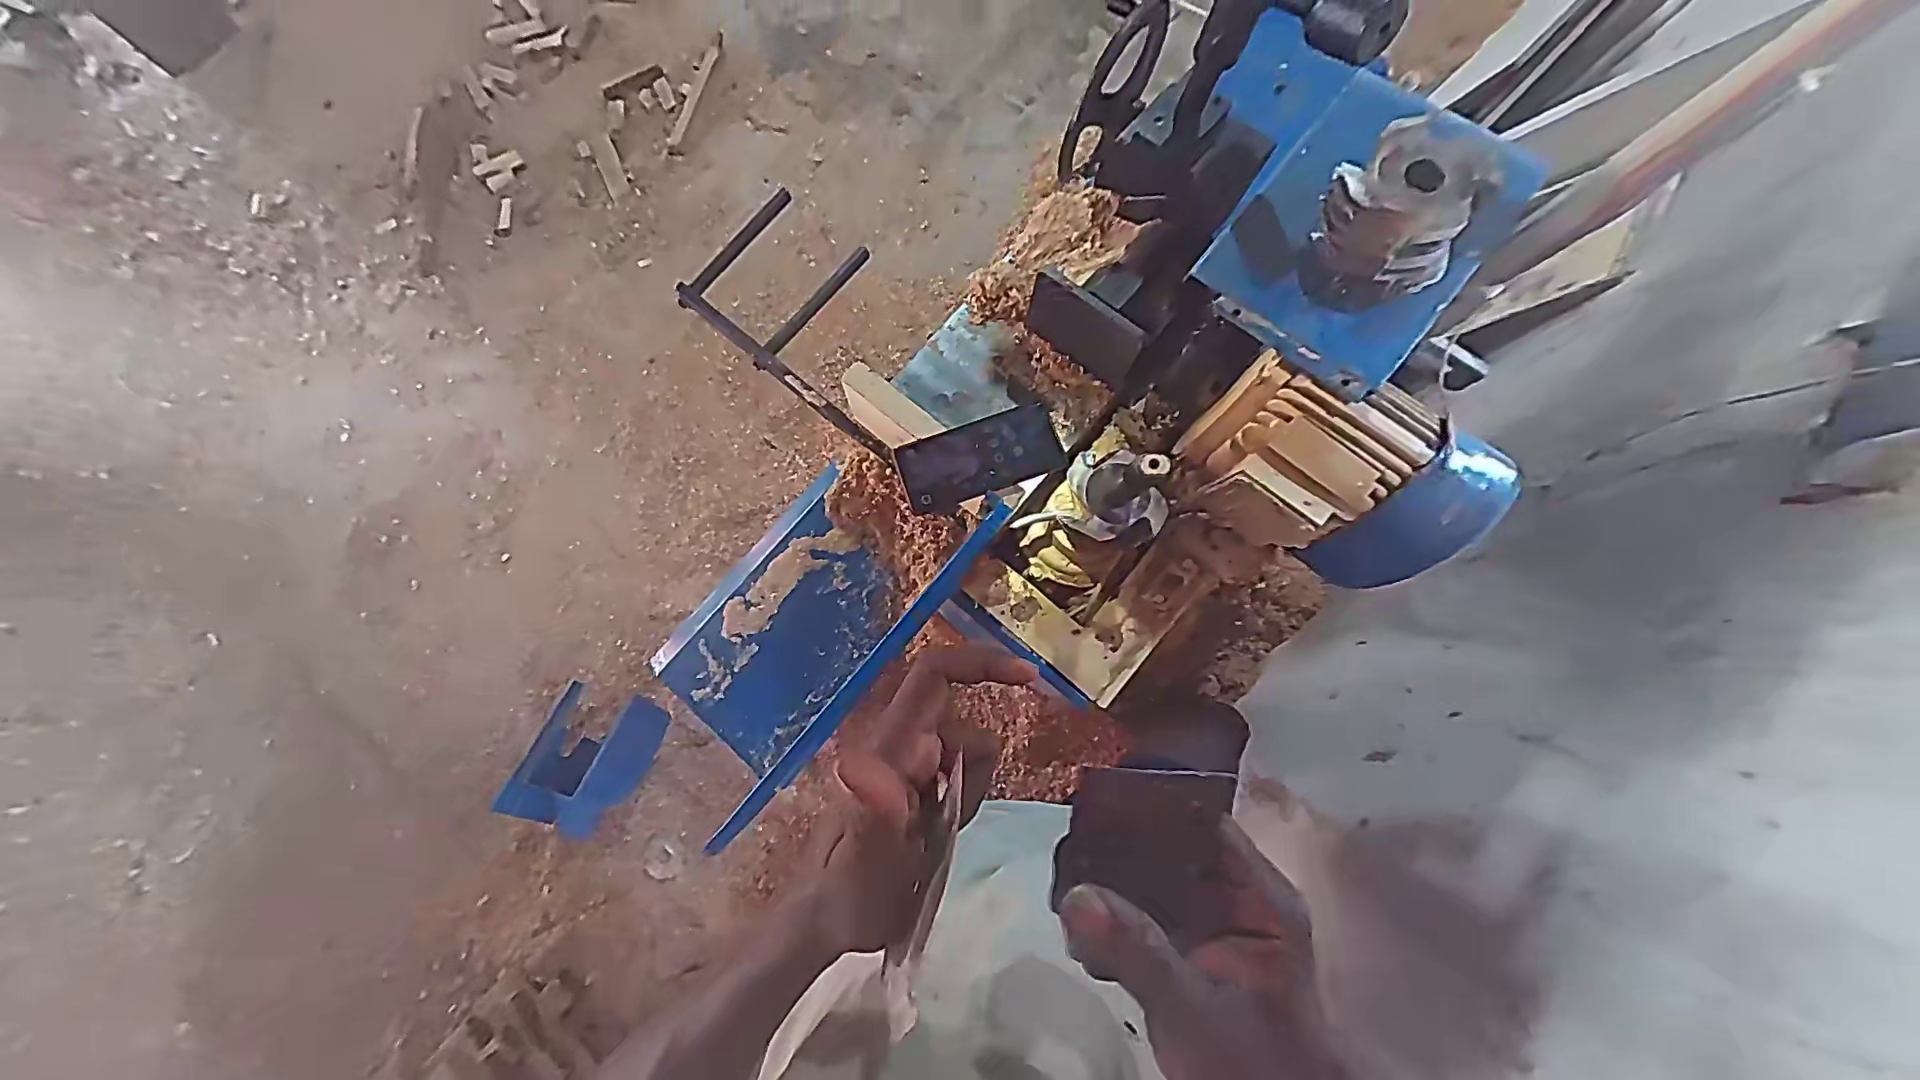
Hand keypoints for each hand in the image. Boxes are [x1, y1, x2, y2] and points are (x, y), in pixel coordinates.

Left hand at [810, 645, 1035, 954]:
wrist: (829, 918)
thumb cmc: (845, 891)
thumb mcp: (866, 861)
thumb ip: (876, 810)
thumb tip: (878, 757)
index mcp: (888, 743)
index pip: (934, 675)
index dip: (980, 662)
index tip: (1029, 675)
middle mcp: (899, 739)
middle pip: (962, 720)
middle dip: (975, 768)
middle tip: (956, 818)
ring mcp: (909, 759)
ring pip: (968, 749)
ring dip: (969, 789)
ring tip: (935, 837)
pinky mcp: (918, 780)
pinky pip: (963, 773)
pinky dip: (966, 797)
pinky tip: (938, 832)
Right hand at [1059, 820, 1341, 1079]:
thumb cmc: (1253, 1065)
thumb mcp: (1194, 1009)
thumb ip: (1139, 954)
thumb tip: (1076, 898)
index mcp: (1258, 896)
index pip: (1205, 822)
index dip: (1156, 806)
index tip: (1100, 805)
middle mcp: (1233, 898)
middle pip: (1170, 845)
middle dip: (1118, 848)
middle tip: (1070, 855)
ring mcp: (1208, 923)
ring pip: (1149, 876)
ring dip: (1107, 881)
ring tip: (1067, 893)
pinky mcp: (1184, 947)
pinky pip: (1140, 909)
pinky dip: (1109, 914)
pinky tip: (1080, 930)